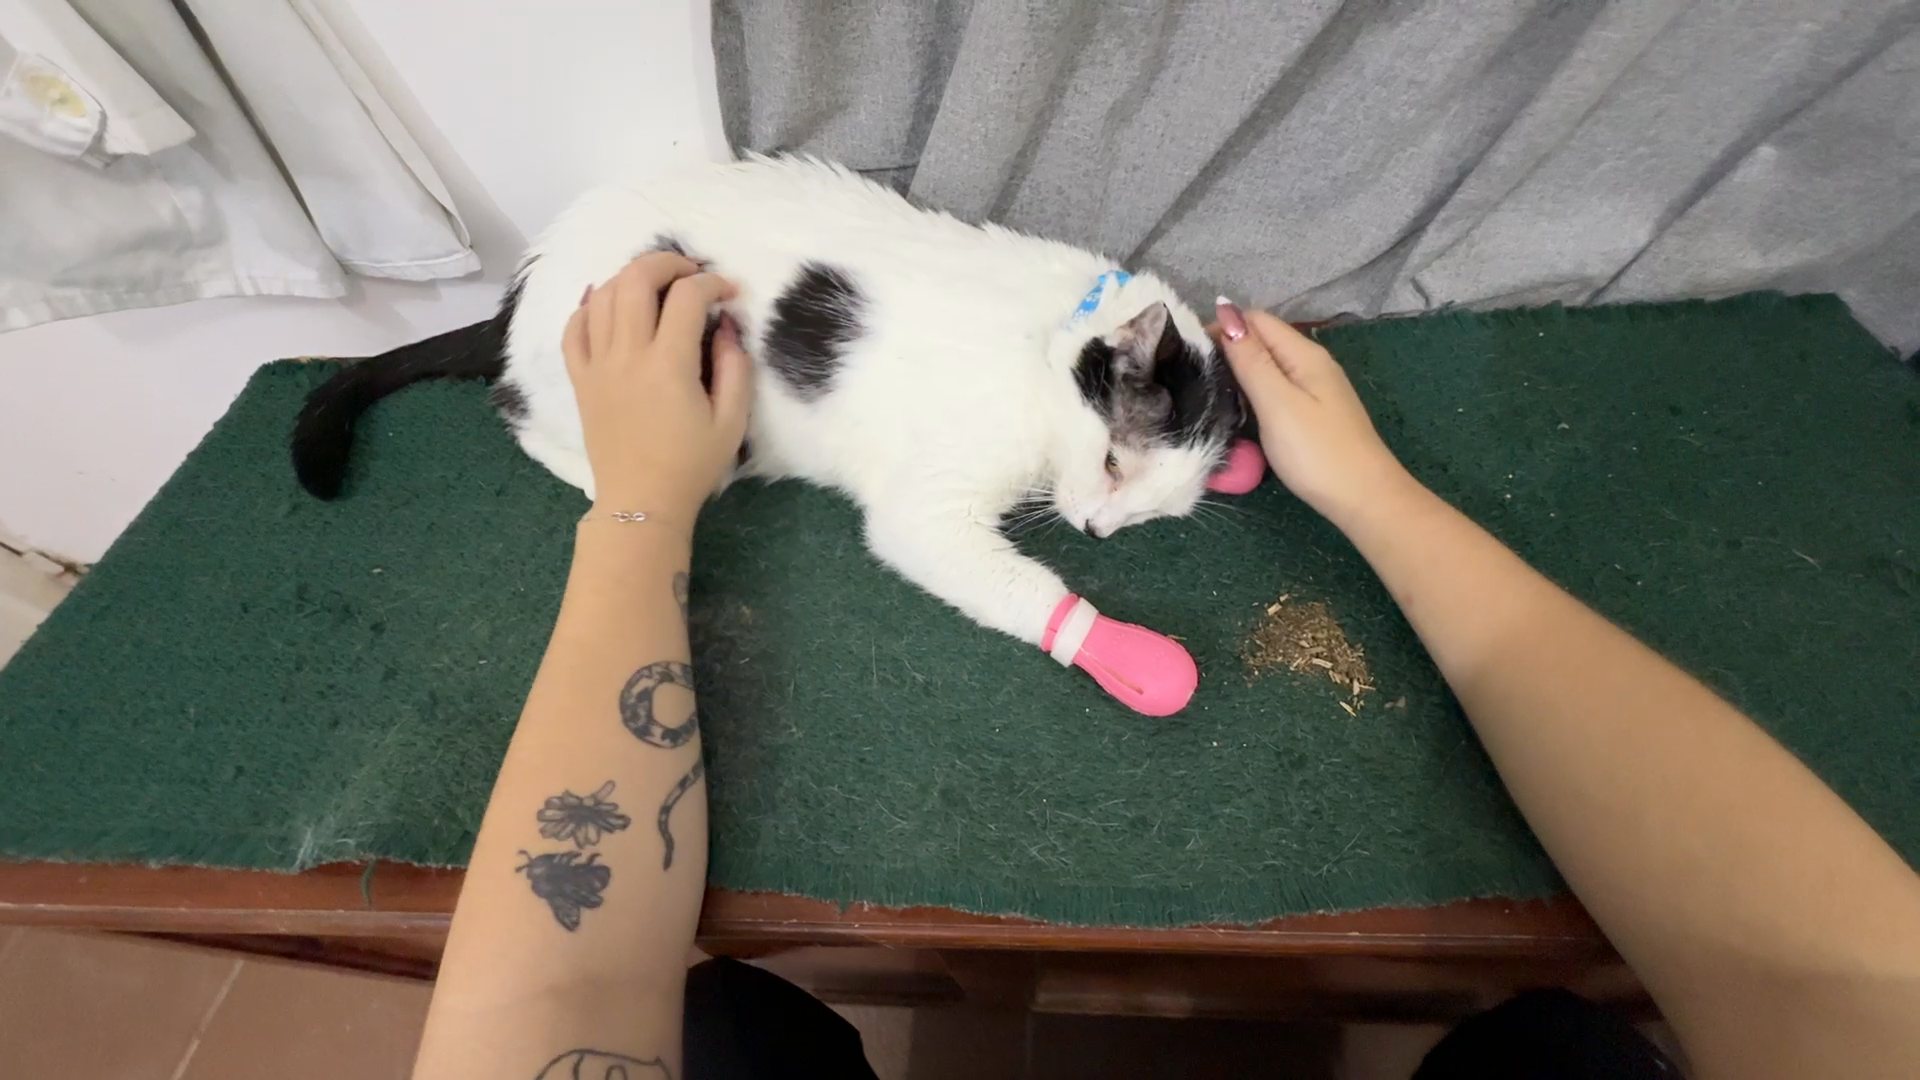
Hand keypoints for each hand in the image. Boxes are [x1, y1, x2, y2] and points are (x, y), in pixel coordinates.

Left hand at [562, 254, 752, 529]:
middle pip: (637, 280)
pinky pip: (574, 327)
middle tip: (692, 272)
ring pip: (605, 295)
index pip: (687, 298)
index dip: (712, 284)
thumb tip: (728, 328)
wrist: (641, 500)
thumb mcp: (732, 422)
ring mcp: (597, 364)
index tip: (730, 293)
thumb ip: (735, 369)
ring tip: (657, 283)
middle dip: (667, 262)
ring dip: (632, 276)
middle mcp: (627, 354)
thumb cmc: (692, 465)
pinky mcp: (581, 378)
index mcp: (669, 364)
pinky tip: (605, 298)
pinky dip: (588, 304)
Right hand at [1212, 301, 1414, 527]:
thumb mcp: (1277, 402)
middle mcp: (1310, 363)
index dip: (1222, 328)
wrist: (1361, 496)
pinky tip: (1237, 407)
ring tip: (1207, 390)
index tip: (1189, 355)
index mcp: (1303, 355)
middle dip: (1227, 347)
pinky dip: (1252, 389)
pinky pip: (1275, 386)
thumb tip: (1226, 312)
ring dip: (1237, 369)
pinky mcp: (1310, 410)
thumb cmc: (1315, 450)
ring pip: (1268, 363)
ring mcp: (1313, 388)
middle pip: (1262, 339)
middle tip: (1192, 375)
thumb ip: (1251, 360)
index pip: (1257, 320)